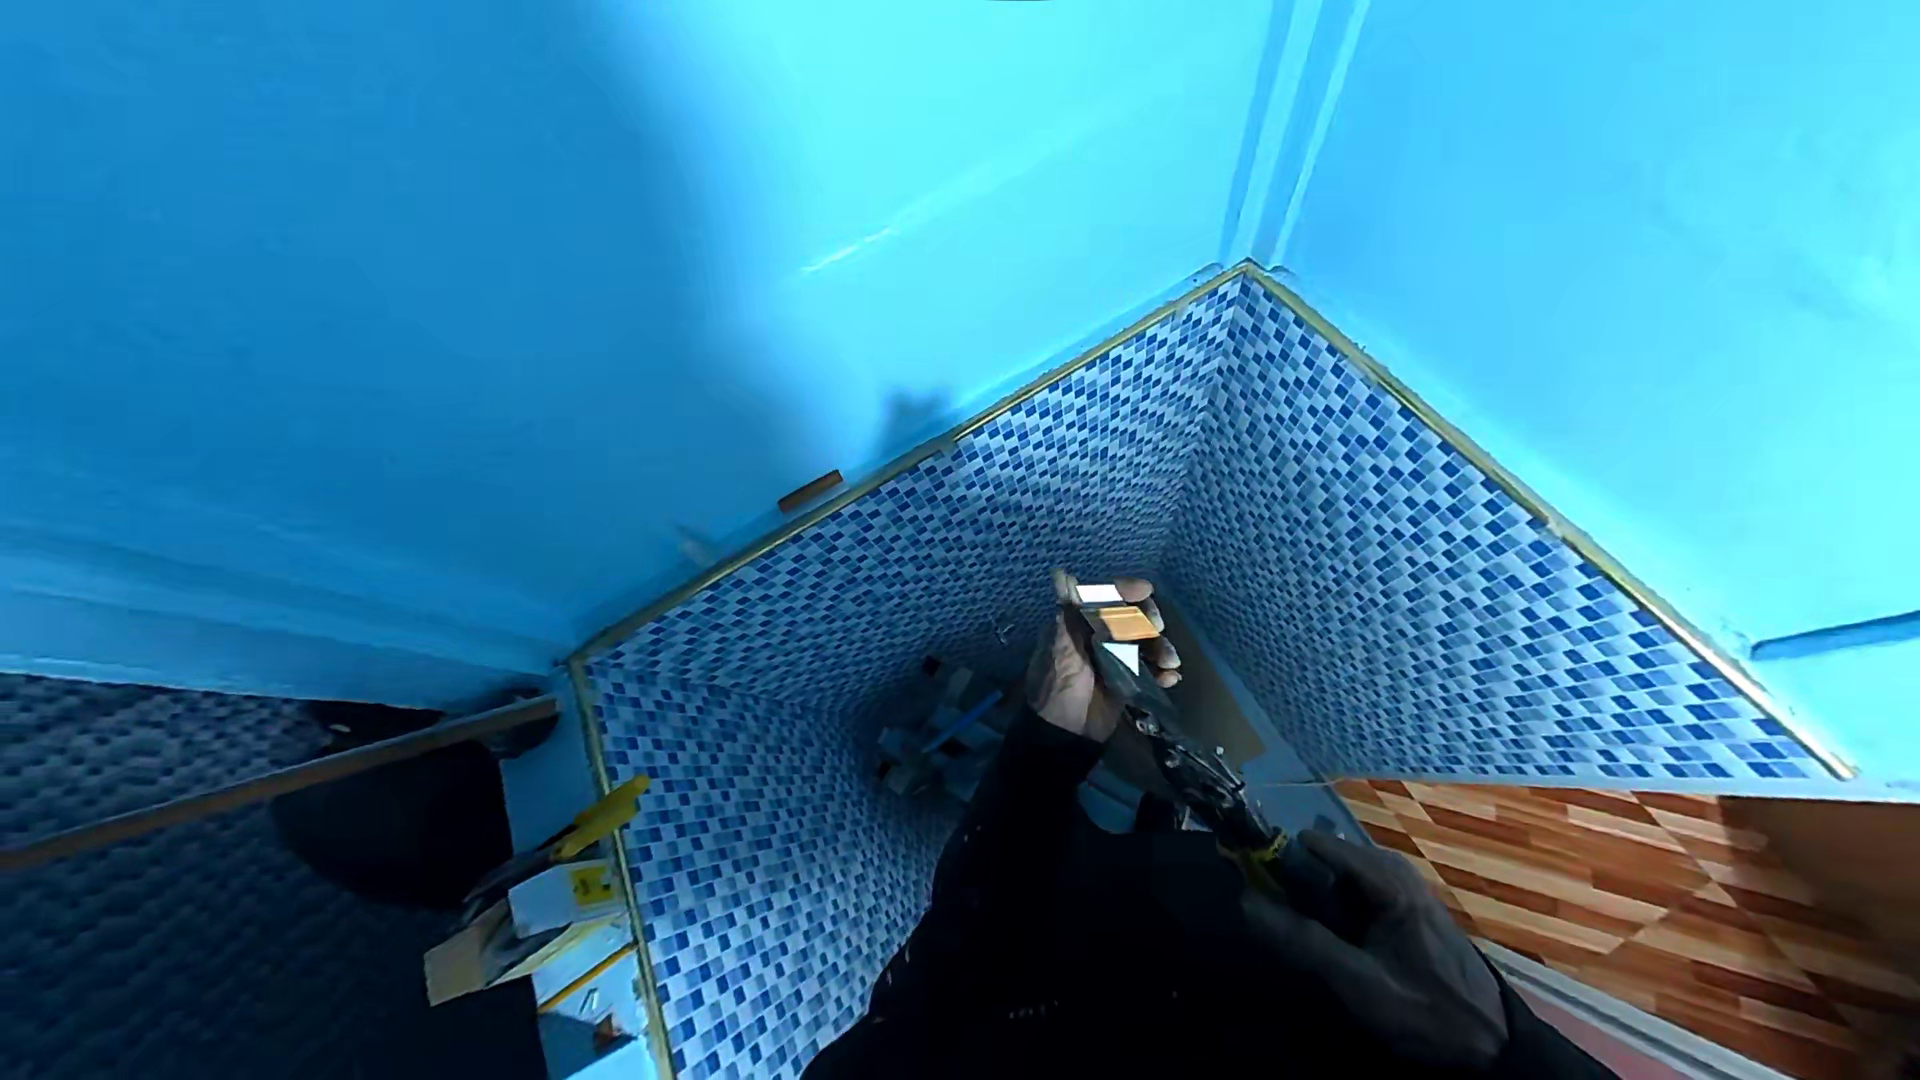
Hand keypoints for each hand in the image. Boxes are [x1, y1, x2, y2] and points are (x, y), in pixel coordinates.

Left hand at [1025, 574, 1180, 741]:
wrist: (1063, 734)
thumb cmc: (1056, 686)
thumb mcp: (1058, 647)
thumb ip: (1066, 614)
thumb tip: (1060, 574)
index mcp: (1078, 624)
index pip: (1105, 597)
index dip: (1125, 590)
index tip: (1145, 590)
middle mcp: (1098, 636)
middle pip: (1132, 617)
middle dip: (1148, 619)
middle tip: (1157, 626)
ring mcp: (1114, 658)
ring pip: (1146, 642)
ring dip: (1161, 647)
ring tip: (1168, 661)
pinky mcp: (1127, 681)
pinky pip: (1151, 670)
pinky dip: (1163, 671)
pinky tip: (1169, 678)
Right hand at [1242, 829, 1508, 1069]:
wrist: (1497, 1050)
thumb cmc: (1428, 1009)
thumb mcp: (1359, 981)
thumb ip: (1301, 939)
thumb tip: (1244, 900)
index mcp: (1384, 875)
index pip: (1310, 842)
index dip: (1279, 860)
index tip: (1257, 887)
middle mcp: (1389, 866)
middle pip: (1319, 857)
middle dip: (1294, 884)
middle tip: (1285, 923)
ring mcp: (1397, 882)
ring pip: (1330, 874)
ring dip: (1311, 899)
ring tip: (1308, 936)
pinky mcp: (1400, 901)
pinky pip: (1348, 888)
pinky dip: (1332, 908)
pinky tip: (1336, 940)